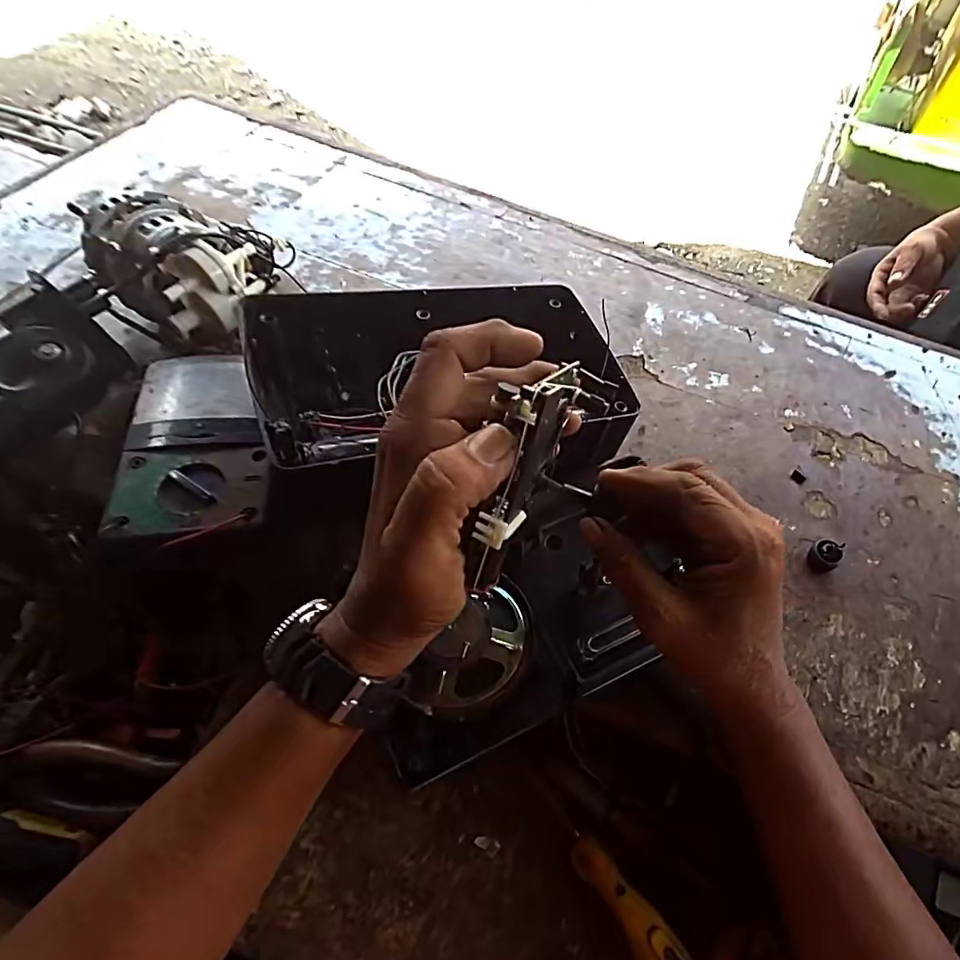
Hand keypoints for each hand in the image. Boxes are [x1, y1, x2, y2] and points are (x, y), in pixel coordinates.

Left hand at [318, 320, 564, 677]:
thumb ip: (450, 483)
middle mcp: (426, 436)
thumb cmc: (404, 587)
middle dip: (525, 375)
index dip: (491, 341)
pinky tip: (550, 442)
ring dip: (531, 404)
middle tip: (569, 391)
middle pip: (476, 378)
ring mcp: (441, 457)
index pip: (448, 358)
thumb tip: (498, 439)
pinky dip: (526, 434)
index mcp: (415, 437)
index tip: (537, 349)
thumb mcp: (421, 541)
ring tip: (569, 414)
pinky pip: (494, 441)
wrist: (389, 619)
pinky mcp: (458, 478)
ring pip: (489, 407)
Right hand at [579, 460, 790, 716]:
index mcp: (744, 542)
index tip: (605, 482)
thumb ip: (625, 565)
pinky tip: (643, 529)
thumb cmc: (716, 659)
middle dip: (649, 485)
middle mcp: (757, 527)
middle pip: (697, 481)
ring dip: (658, 499)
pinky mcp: (746, 541)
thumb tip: (593, 528)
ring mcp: (756, 532)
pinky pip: (705, 512)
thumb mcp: (661, 615)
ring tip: (619, 514)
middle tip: (607, 497)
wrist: (750, 685)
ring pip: (700, 491)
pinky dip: (672, 516)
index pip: (689, 489)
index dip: (642, 481)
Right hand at [867, 224, 954, 324]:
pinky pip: (910, 311)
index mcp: (881, 275)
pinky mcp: (911, 299)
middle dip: (894, 312)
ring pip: (895, 312)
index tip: (884, 313)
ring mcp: (899, 294)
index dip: (877, 306)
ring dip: (906, 312)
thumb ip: (903, 265)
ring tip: (921, 299)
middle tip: (909, 308)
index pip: (873, 295)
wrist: (940, 244)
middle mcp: (887, 287)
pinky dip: (917, 309)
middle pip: (883, 308)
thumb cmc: (922, 242)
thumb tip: (893, 282)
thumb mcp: (912, 249)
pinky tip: (925, 297)